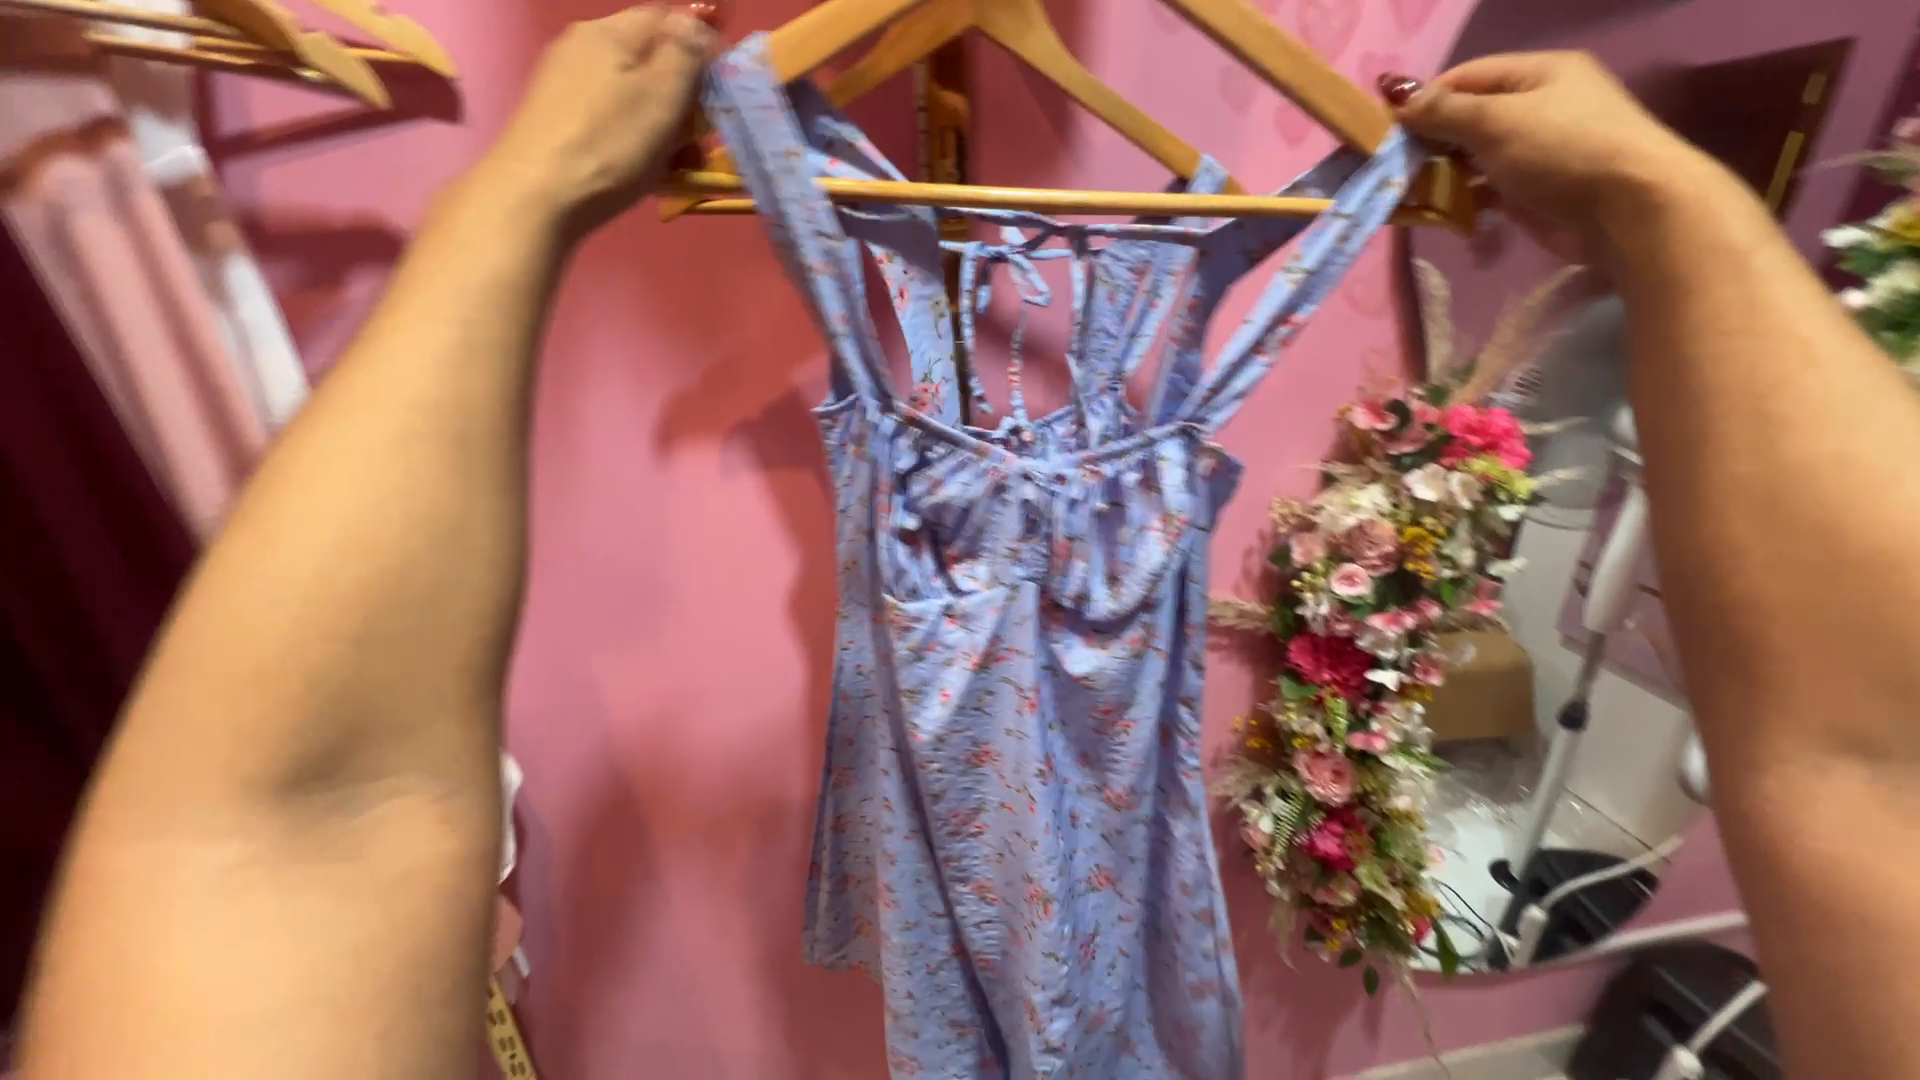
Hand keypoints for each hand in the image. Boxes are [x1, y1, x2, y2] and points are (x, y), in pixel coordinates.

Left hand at [482, 6, 715, 236]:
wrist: (538, 198)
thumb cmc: (609, 144)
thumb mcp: (660, 95)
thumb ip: (685, 53)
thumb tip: (696, 24)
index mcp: (609, 33)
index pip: (668, 20)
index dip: (703, 49)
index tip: (725, 90)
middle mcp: (584, 49)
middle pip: (652, 63)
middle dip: (686, 100)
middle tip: (702, 138)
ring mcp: (570, 87)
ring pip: (637, 98)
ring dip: (667, 129)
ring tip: (679, 166)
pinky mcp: (563, 124)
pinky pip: (616, 123)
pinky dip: (640, 143)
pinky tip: (648, 172)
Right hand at [1392, 51, 1715, 263]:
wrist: (1623, 208)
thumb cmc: (1561, 149)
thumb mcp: (1497, 121)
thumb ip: (1444, 112)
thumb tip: (1399, 100)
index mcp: (1536, 73)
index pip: (1465, 78)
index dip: (1424, 101)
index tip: (1388, 131)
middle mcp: (1534, 106)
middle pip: (1463, 119)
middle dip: (1426, 144)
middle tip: (1393, 169)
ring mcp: (1531, 150)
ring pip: (1468, 158)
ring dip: (1436, 176)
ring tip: (1407, 195)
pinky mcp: (1527, 189)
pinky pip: (1480, 189)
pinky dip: (1456, 200)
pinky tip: (1435, 213)